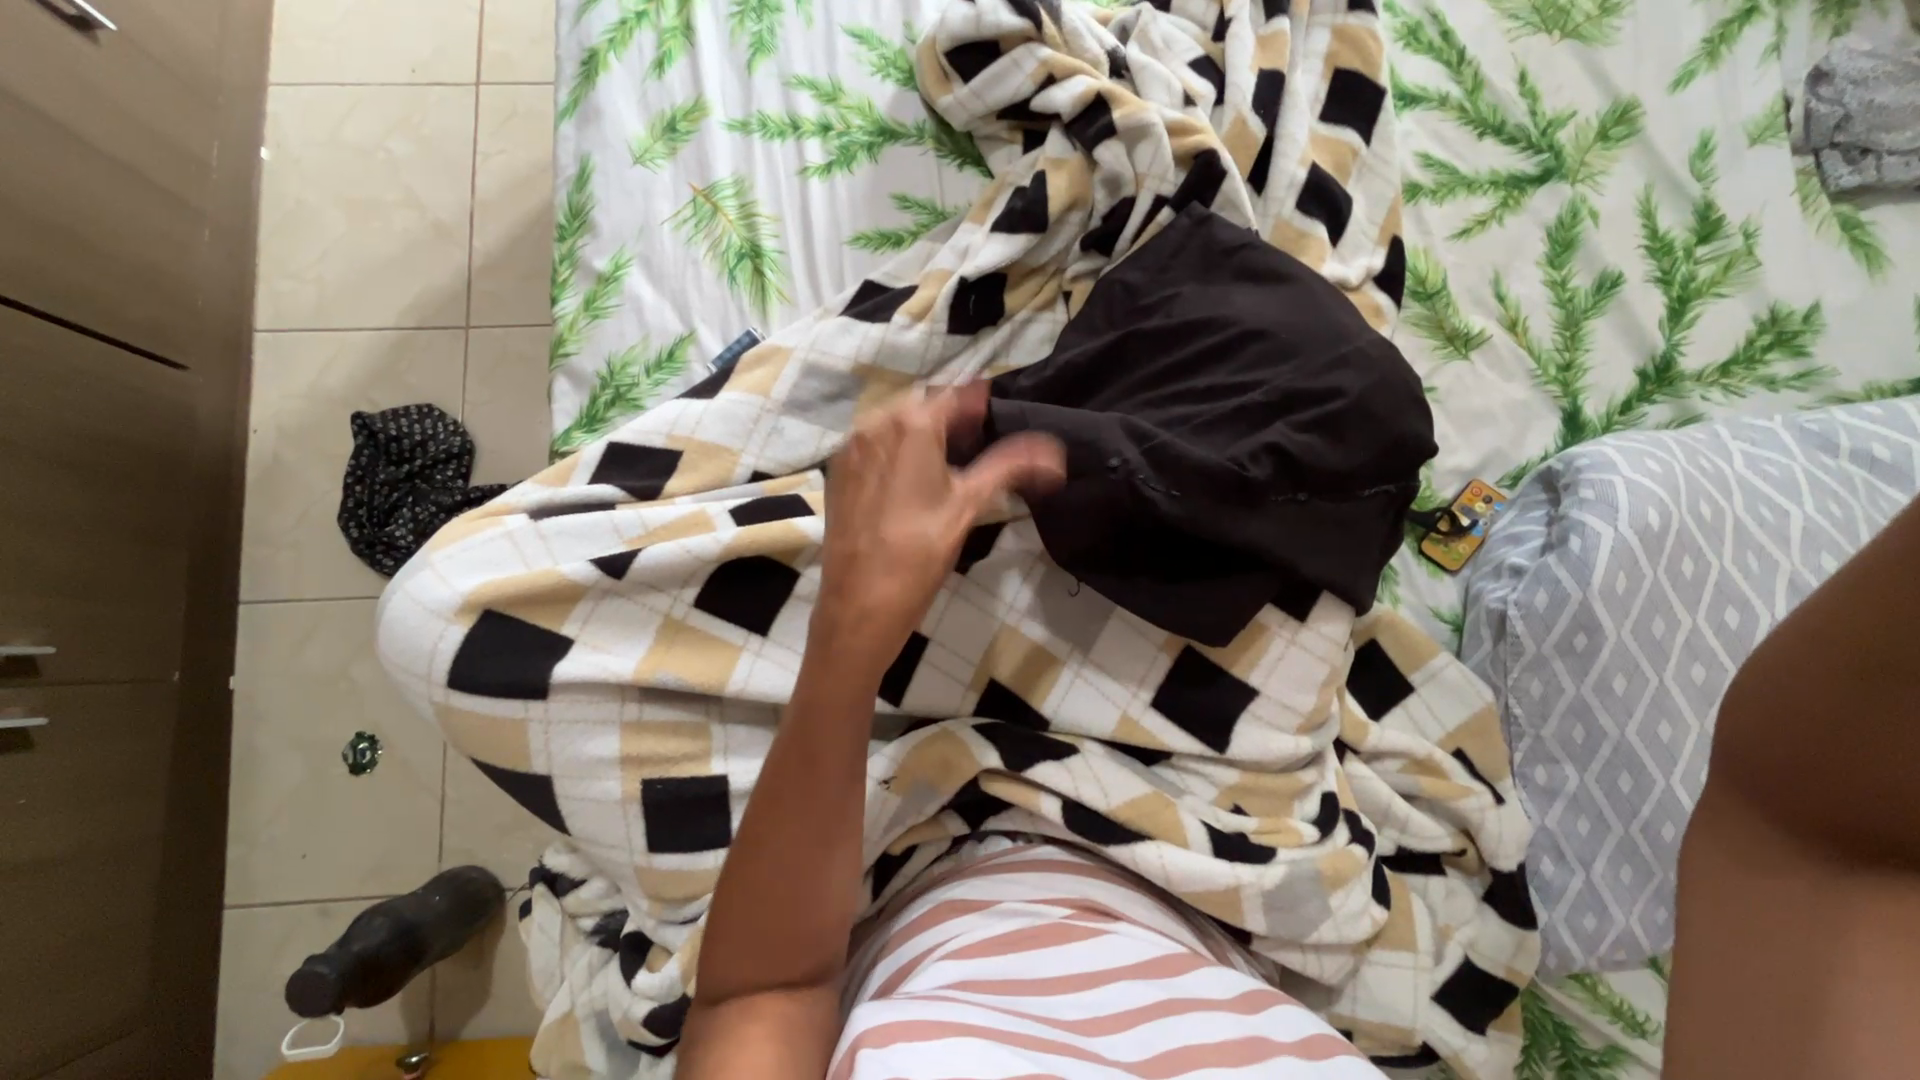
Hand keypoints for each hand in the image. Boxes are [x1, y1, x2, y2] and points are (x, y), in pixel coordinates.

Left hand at [811, 383, 1065, 682]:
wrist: (859, 605)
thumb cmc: (919, 556)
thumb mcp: (969, 507)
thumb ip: (1011, 467)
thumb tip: (1055, 453)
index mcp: (910, 425)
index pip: (954, 394)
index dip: (979, 402)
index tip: (996, 412)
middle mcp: (874, 424)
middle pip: (922, 405)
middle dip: (950, 417)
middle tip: (976, 440)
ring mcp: (850, 449)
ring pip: (893, 423)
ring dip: (921, 432)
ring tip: (947, 461)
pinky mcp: (837, 473)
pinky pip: (873, 445)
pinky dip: (895, 449)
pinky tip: (910, 481)